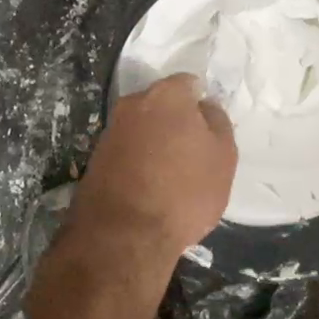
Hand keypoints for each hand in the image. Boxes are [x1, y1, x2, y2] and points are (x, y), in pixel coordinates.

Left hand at [71, 74, 237, 260]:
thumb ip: (217, 123)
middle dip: (175, 121)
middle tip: (192, 152)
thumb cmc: (184, 191)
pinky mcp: (96, 157)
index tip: (207, 128)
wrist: (125, 234)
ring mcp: (111, 130)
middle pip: (161, 104)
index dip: (200, 103)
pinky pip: (126, 150)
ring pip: (141, 128)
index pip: (187, 84)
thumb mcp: (223, 157)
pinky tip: (148, 187)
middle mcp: (133, 103)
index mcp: (166, 95)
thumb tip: (205, 107)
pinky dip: (137, 161)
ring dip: (154, 142)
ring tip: (170, 175)